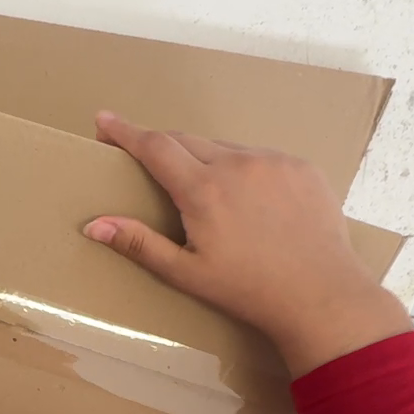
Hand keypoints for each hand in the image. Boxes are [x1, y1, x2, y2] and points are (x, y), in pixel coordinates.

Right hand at [83, 111, 411, 376]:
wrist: (319, 292)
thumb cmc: (244, 288)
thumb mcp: (183, 271)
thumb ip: (138, 242)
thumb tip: (94, 225)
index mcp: (204, 189)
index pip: (155, 147)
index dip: (125, 132)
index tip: (104, 120)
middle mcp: (239, 164)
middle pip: (185, 139)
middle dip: (158, 144)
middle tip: (141, 159)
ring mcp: (274, 161)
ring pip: (223, 147)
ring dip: (200, 159)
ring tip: (199, 191)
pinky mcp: (301, 167)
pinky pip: (259, 157)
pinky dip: (239, 169)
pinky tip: (242, 200)